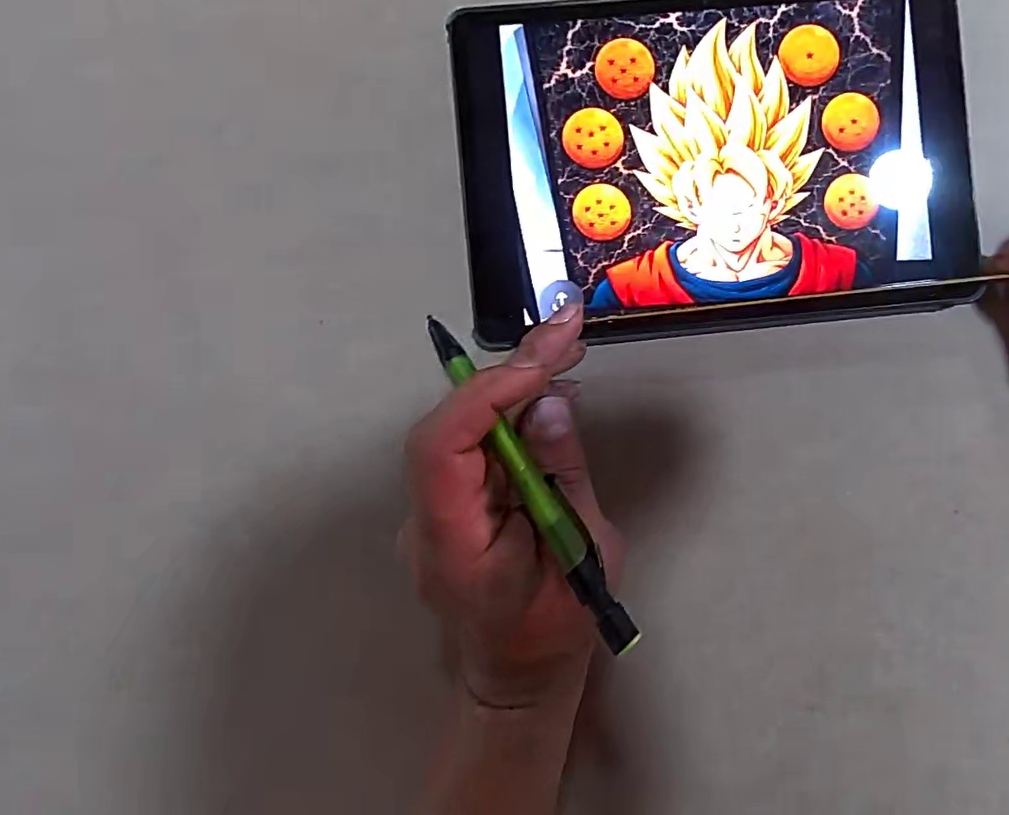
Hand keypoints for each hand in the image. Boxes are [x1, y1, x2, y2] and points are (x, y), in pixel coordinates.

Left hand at [401, 297, 619, 709]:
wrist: (518, 679)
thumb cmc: (556, 632)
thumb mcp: (583, 555)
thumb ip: (563, 477)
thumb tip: (549, 403)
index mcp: (449, 544)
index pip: (441, 450)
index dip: (487, 396)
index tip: (544, 362)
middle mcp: (426, 518)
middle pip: (448, 423)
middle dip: (509, 371)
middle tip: (564, 328)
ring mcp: (434, 506)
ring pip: (460, 423)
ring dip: (513, 380)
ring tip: (564, 345)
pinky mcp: (452, 496)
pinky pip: (475, 438)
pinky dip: (511, 405)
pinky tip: (547, 383)